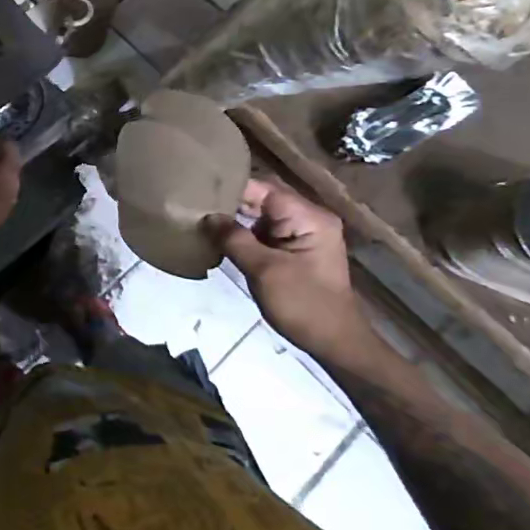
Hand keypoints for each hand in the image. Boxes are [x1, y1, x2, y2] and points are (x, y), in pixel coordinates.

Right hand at [205, 179, 369, 352]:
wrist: (335, 343)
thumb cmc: (303, 304)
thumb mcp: (263, 270)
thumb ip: (234, 238)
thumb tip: (207, 217)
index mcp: (308, 216)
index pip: (263, 188)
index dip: (230, 187)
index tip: (197, 189)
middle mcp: (309, 217)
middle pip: (263, 198)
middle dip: (230, 201)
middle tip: (194, 203)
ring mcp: (304, 232)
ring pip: (262, 215)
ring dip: (235, 217)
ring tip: (201, 216)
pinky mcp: (296, 248)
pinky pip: (266, 231)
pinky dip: (245, 232)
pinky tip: (220, 236)